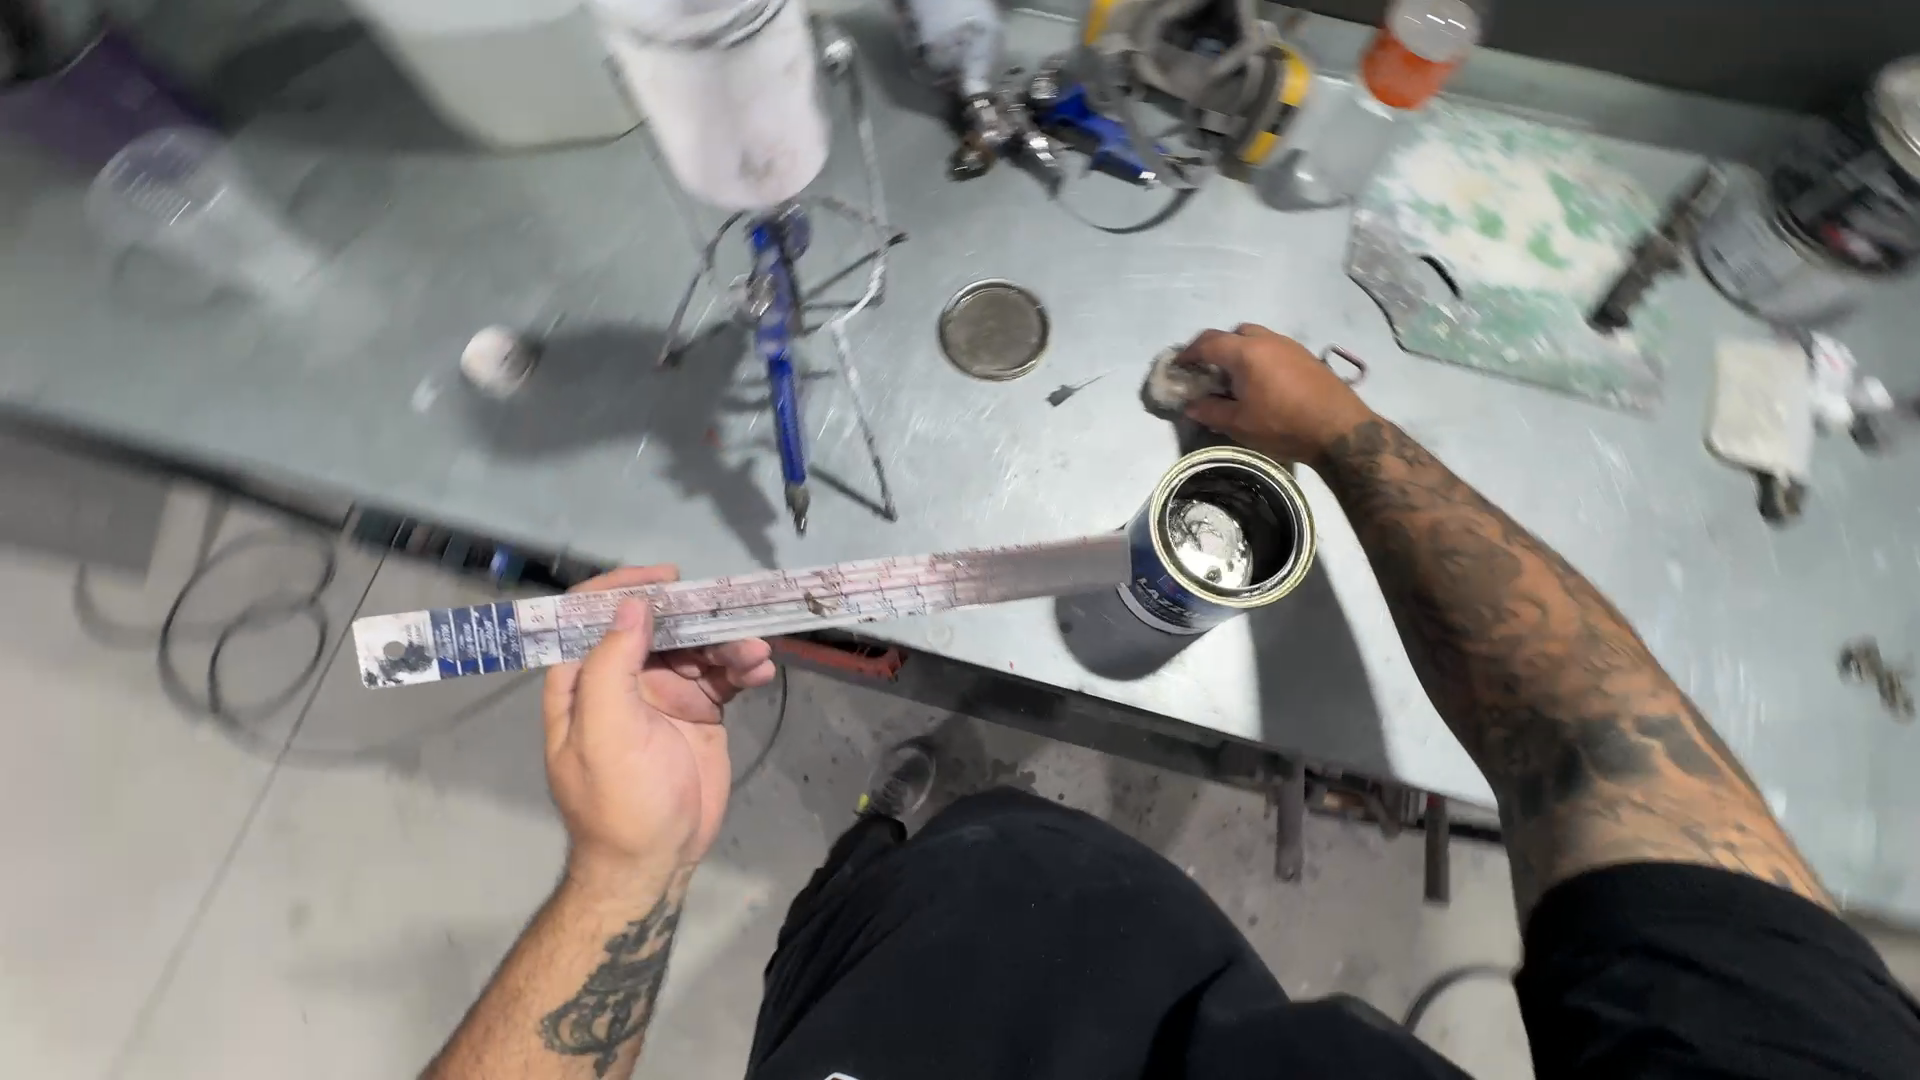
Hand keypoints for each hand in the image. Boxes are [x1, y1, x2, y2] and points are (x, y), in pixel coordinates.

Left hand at [541, 566, 777, 884]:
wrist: (658, 860)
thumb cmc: (620, 800)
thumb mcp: (605, 734)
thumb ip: (611, 666)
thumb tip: (632, 606)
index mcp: (584, 681)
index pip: (591, 617)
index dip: (623, 589)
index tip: (665, 580)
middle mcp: (623, 679)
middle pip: (658, 627)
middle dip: (694, 617)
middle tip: (730, 612)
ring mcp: (665, 694)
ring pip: (698, 648)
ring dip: (728, 645)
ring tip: (756, 654)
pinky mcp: (700, 710)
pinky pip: (723, 676)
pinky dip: (743, 669)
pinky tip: (761, 672)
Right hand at [1180, 324, 1374, 463]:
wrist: (1339, 429)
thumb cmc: (1282, 424)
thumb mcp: (1239, 423)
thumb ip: (1210, 411)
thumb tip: (1191, 405)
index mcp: (1246, 353)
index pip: (1208, 343)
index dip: (1188, 353)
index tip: (1178, 366)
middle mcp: (1267, 340)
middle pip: (1233, 333)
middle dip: (1214, 347)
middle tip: (1206, 370)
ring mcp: (1289, 346)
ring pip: (1255, 338)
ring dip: (1238, 351)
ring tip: (1232, 378)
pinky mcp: (1304, 356)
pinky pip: (1272, 347)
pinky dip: (1257, 357)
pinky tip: (1259, 382)